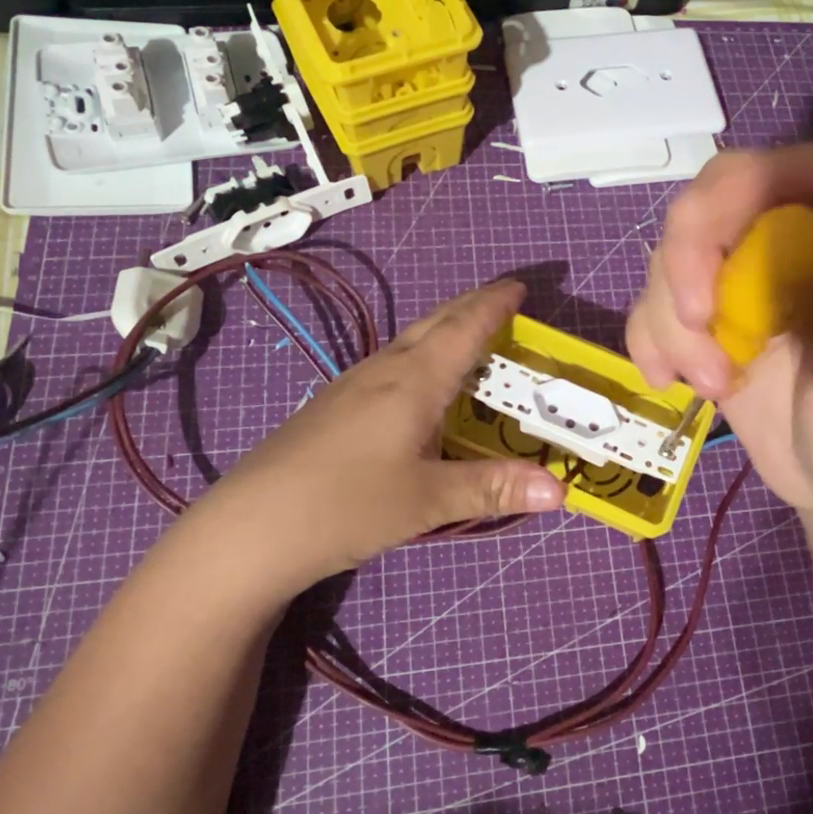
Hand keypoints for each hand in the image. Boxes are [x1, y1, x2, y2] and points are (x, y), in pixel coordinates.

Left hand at [184, 280, 566, 589]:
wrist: (250, 528)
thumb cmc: (346, 506)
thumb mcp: (427, 501)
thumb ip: (493, 488)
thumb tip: (562, 490)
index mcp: (413, 382)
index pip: (463, 328)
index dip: (494, 305)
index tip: (521, 286)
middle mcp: (383, 372)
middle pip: (433, 324)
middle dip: (471, 307)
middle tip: (504, 304)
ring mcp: (352, 388)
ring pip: (408, 344)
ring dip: (444, 332)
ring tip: (470, 341)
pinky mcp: (333, 409)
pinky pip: (391, 367)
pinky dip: (421, 361)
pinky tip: (420, 391)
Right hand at [626, 145, 812, 533]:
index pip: (792, 169)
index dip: (737, 189)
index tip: (706, 249)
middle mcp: (794, 242)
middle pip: (714, 200)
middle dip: (688, 257)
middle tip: (695, 321)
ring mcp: (746, 283)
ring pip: (672, 257)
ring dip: (672, 320)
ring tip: (712, 385)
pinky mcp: (710, 325)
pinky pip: (653, 308)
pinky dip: (649, 341)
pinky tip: (671, 382)